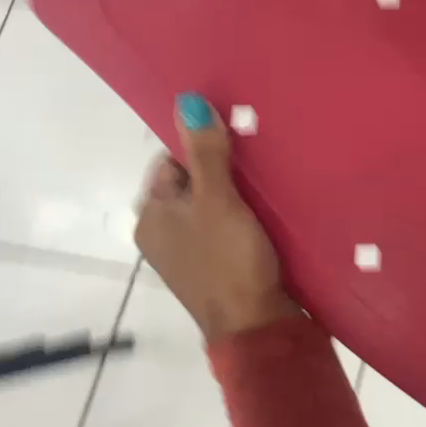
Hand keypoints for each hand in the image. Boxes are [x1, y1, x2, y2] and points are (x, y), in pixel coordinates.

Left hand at [136, 93, 301, 338]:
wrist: (254, 324)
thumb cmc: (228, 260)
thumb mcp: (219, 201)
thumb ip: (207, 154)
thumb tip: (186, 101)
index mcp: (151, 216)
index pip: (171, 163)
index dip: (204, 150)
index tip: (242, 144)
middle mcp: (162, 233)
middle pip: (194, 185)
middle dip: (227, 172)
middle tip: (264, 164)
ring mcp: (190, 253)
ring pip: (214, 208)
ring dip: (240, 197)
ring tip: (274, 187)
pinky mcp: (218, 267)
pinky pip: (228, 229)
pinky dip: (247, 220)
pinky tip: (273, 218)